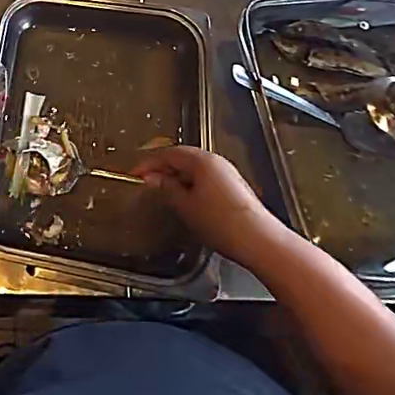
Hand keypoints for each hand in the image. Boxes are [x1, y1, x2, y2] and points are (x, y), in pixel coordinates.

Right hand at [133, 146, 290, 269]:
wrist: (260, 241)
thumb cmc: (220, 222)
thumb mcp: (186, 206)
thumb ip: (166, 189)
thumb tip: (152, 179)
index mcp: (201, 160)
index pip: (168, 153)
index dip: (149, 163)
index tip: (134, 174)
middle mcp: (216, 161)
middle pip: (182, 158)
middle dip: (162, 168)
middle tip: (146, 182)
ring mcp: (227, 173)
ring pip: (194, 169)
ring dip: (176, 177)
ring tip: (162, 192)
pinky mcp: (234, 187)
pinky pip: (205, 178)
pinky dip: (190, 185)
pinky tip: (185, 200)